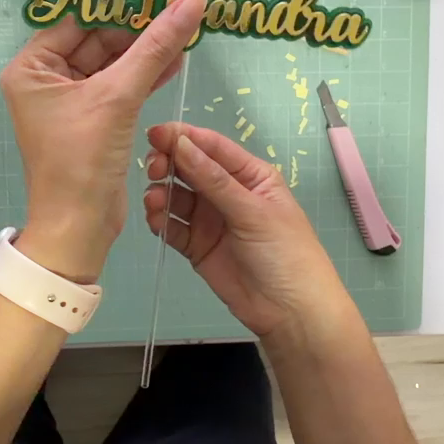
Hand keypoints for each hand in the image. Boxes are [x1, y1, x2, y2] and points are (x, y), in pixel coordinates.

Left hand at [0, 0, 206, 280]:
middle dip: (136, 25)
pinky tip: (176, 58)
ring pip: (112, 63)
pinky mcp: (92, 121)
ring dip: (146, 49)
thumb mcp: (117, 98)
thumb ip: (155, 47)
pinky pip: (120, 87)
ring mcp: (69, 102)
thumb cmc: (82, 160)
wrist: (79, 226)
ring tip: (186, 27)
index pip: (76, 19)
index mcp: (32, 69)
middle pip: (95, 38)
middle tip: (177, 5)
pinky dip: (145, 75)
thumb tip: (193, 2)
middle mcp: (45, 81)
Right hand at [143, 123, 358, 339]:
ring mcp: (210, 221)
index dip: (184, 138)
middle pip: (190, 169)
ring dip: (162, 193)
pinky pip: (173, 227)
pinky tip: (156, 219)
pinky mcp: (197, 247)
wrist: (289, 311)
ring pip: (177, 197)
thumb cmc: (284, 252)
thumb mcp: (252, 211)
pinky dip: (161, 221)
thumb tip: (181, 144)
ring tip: (154, 200)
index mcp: (250, 176)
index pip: (213, 148)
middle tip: (153, 168)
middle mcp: (227, 193)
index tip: (155, 132)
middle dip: (169, 164)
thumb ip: (213, 179)